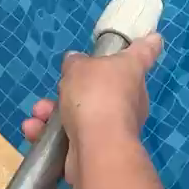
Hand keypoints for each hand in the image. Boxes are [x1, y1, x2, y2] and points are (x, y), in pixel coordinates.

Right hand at [20, 33, 162, 185]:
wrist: (98, 146)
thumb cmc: (95, 93)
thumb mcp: (78, 67)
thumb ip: (75, 63)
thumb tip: (76, 62)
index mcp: (132, 69)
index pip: (145, 51)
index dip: (148, 43)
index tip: (154, 37)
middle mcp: (130, 97)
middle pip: (105, 87)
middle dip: (74, 89)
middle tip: (59, 87)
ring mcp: (117, 126)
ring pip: (83, 114)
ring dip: (55, 113)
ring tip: (38, 114)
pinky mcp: (101, 150)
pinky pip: (74, 137)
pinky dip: (53, 136)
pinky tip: (34, 131)